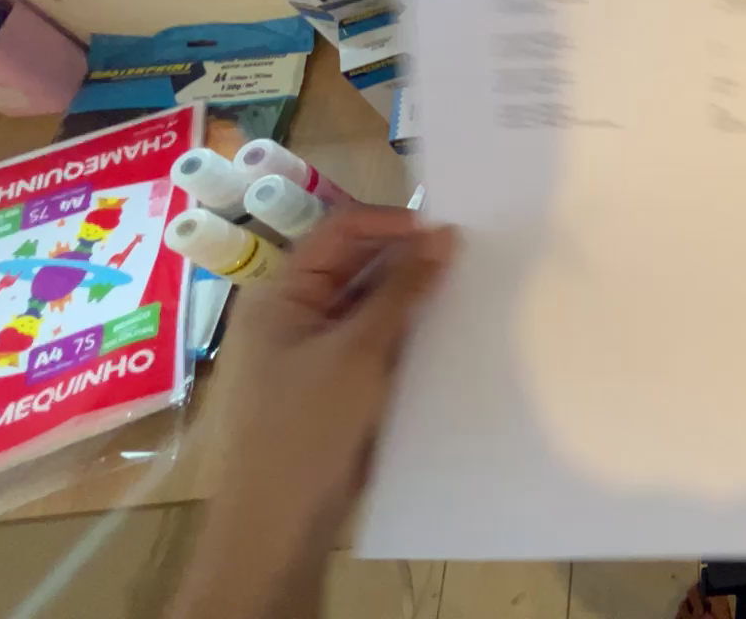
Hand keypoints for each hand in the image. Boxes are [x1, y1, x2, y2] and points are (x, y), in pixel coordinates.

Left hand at [171, 205, 451, 618]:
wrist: (280, 523)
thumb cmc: (307, 427)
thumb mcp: (360, 349)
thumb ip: (403, 287)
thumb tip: (445, 232)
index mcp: (283, 293)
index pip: (340, 230)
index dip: (392, 222)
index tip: (447, 231)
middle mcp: (298, 309)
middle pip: (358, 259)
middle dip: (409, 254)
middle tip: (465, 257)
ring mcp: (319, 343)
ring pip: (374, 296)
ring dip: (414, 289)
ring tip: (464, 286)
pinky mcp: (341, 373)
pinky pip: (380, 330)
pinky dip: (410, 322)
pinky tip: (448, 323)